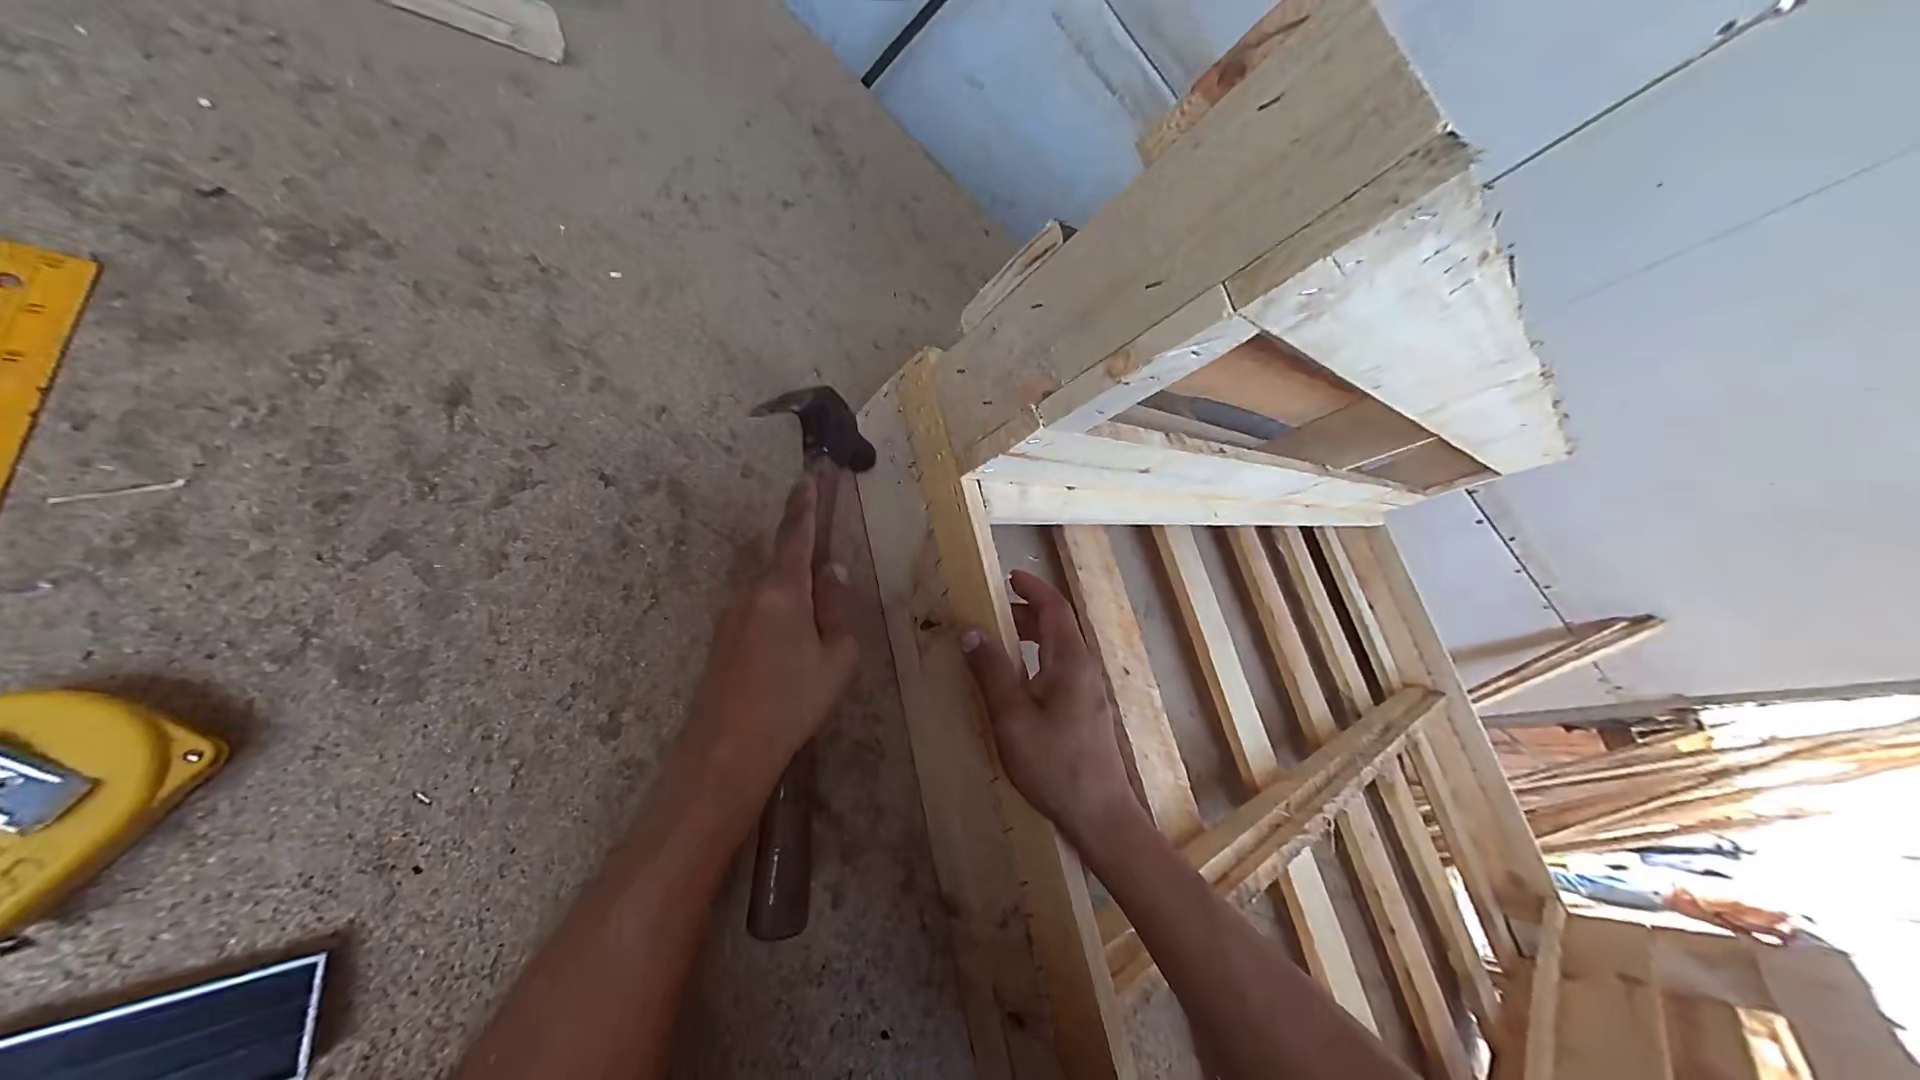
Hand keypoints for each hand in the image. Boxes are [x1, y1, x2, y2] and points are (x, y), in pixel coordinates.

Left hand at [685, 474, 859, 787]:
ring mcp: (731, 616)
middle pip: (784, 565)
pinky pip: (760, 612)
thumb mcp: (837, 656)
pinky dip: (781, 616)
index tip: (809, 476)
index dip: (805, 504)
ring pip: (772, 592)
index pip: (796, 535)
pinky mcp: (722, 639)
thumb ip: (837, 608)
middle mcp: (750, 593)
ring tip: (815, 639)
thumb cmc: (793, 700)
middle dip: (806, 564)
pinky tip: (791, 653)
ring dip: (795, 599)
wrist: (728, 747)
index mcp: (782, 590)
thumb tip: (833, 572)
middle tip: (830, 584)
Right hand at [960, 571, 1140, 843]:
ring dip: (1034, 635)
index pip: (1054, 608)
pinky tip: (1021, 679)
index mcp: (1070, 661)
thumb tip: (972, 630)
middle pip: (1059, 625)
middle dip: (1028, 610)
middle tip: (995, 609)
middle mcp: (1085, 668)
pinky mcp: (1088, 710)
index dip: (1033, 588)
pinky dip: (1040, 657)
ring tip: (1002, 639)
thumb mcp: (1012, 717)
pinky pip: (1063, 668)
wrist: (1099, 813)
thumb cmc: (1053, 763)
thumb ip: (992, 671)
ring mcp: (1090, 691)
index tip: (1010, 575)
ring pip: (1061, 648)